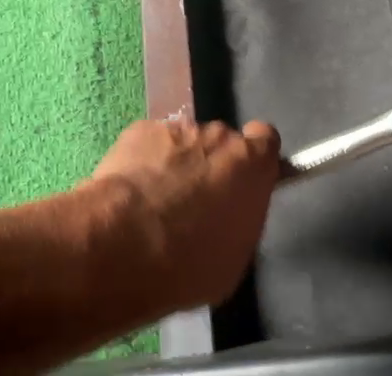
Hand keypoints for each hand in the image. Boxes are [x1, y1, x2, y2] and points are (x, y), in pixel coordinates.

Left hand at [87, 119, 280, 310]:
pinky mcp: (140, 130)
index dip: (254, 157)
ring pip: (183, 143)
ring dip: (177, 164)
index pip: (266, 140)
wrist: (125, 246)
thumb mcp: (236, 255)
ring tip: (155, 202)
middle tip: (194, 200)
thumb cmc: (191, 262)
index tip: (242, 179)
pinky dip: (144, 162)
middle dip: (212, 165)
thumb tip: (235, 211)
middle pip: (221, 143)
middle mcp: (218, 136)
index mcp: (251, 163)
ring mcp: (178, 129)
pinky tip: (131, 193)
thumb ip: (242, 218)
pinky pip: (150, 144)